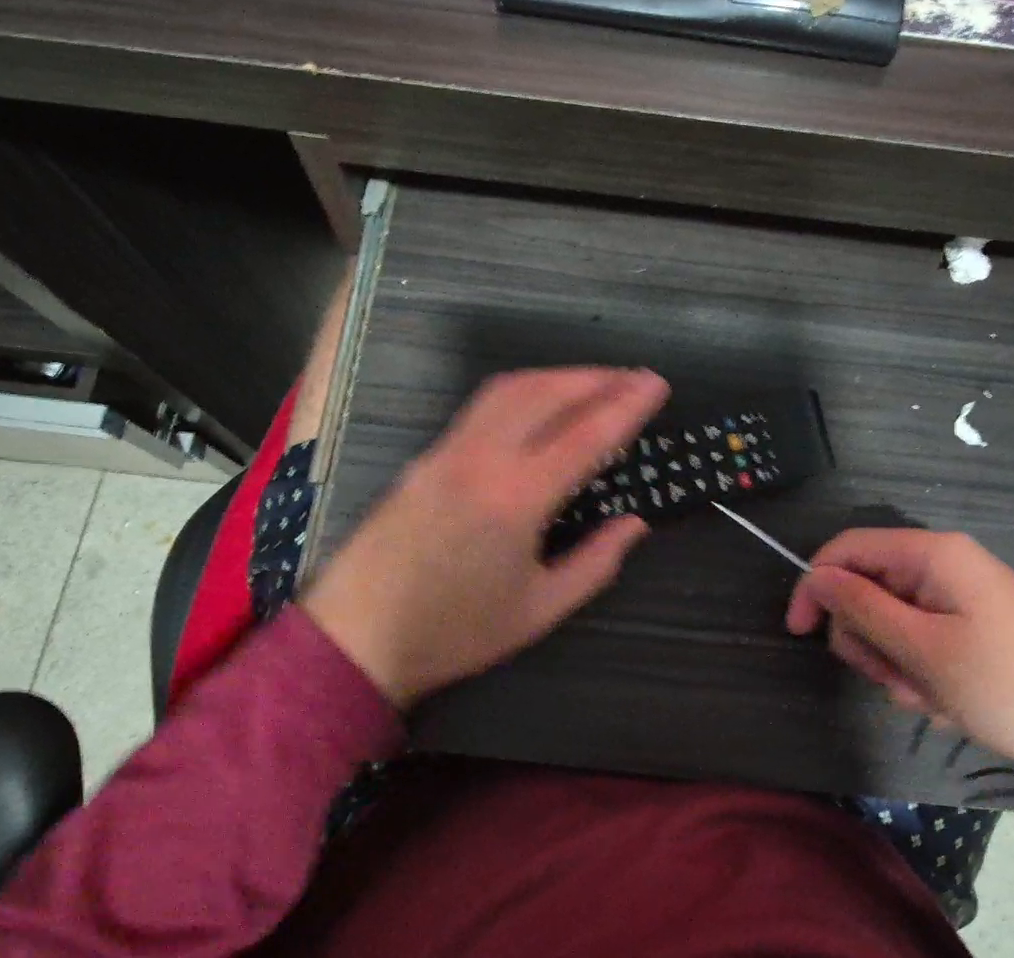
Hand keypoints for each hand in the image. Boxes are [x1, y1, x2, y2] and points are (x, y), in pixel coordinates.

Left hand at [300, 368, 669, 708]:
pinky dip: (523, 390)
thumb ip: (595, 563)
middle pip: (547, 393)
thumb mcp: (538, 610)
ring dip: (558, 376)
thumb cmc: (454, 632)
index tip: (656, 385)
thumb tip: (633, 524)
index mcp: (516, 498)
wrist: (357, 636)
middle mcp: (481, 459)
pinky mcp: (426, 456)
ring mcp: (447, 451)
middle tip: (635, 378)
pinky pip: (482, 405)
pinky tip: (539, 405)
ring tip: (595, 383)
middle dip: (597, 377)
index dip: (626, 405)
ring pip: (509, 389)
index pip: (585, 434)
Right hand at [791, 529, 1013, 864]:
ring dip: (896, 664)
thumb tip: (814, 575)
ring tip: (931, 696)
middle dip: (867, 639)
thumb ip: (861, 608)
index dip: (814, 586)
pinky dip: (922, 672)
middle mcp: (943, 565)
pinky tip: (949, 700)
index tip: (797, 633)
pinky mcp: (973, 625)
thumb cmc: (1010, 685)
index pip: (846, 549)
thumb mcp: (923, 650)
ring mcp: (960, 596)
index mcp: (931, 555)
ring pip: (891, 621)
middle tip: (895, 680)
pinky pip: (922, 640)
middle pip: (866, 587)